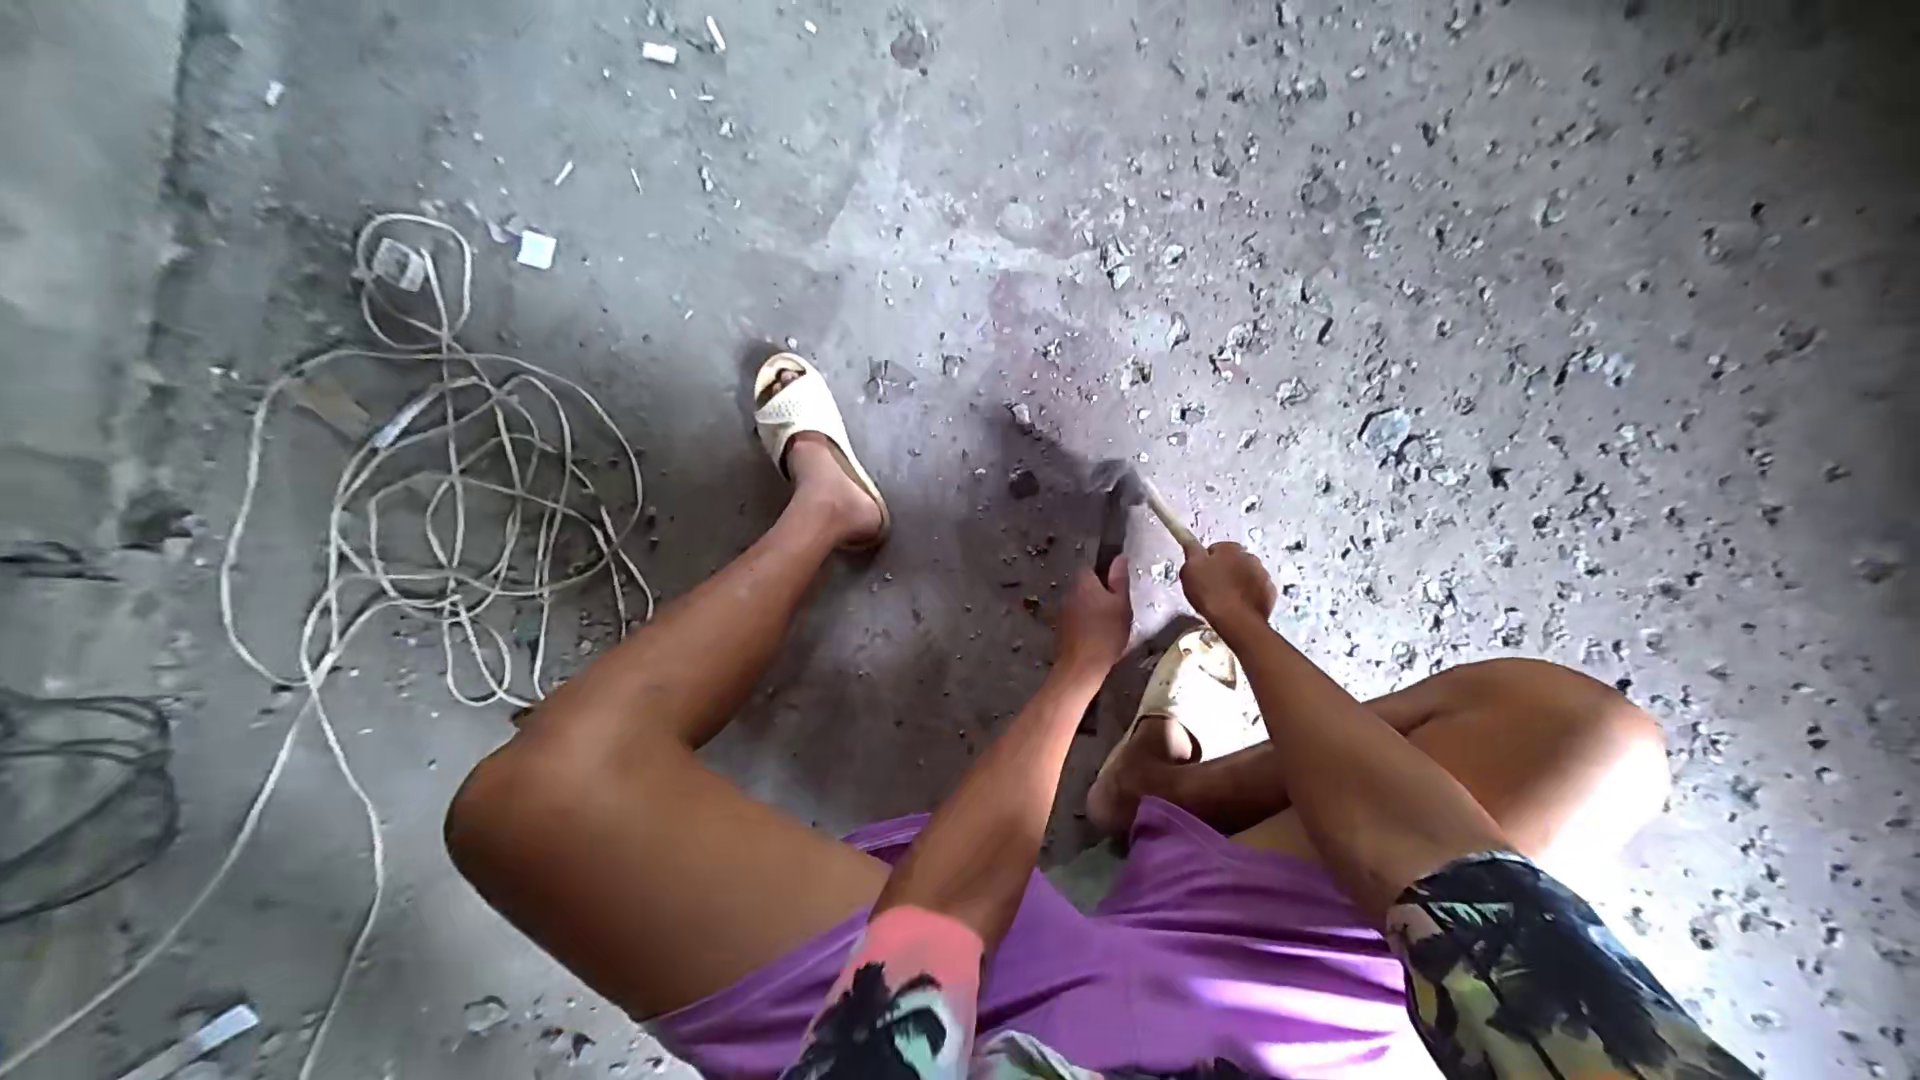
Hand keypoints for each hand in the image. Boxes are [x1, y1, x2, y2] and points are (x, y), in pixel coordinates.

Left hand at [1056, 558, 1131, 673]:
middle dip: (1099, 592)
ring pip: (1080, 603)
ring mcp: (1062, 612)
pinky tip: (1098, 635)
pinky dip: (1086, 622)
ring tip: (1110, 623)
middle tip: (1117, 606)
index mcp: (1083, 583)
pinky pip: (1076, 618)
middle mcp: (1069, 593)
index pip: (1089, 566)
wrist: (1082, 666)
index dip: (1103, 572)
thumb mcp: (1121, 605)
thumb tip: (1120, 558)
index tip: (1117, 584)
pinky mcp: (1061, 629)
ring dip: (1092, 608)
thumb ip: (1120, 580)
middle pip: (1084, 585)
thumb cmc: (1106, 632)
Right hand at [1180, 542, 1276, 630]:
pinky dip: (1248, 594)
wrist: (1236, 620)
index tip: (1200, 575)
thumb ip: (1192, 551)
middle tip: (1210, 587)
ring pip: (1245, 575)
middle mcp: (1250, 557)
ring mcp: (1263, 575)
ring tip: (1224, 598)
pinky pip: (1256, 589)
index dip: (1206, 561)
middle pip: (1232, 561)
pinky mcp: (1270, 593)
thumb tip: (1191, 541)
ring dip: (1237, 582)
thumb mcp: (1190, 570)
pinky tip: (1237, 605)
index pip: (1215, 548)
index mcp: (1230, 548)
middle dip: (1223, 570)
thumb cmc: (1210, 593)